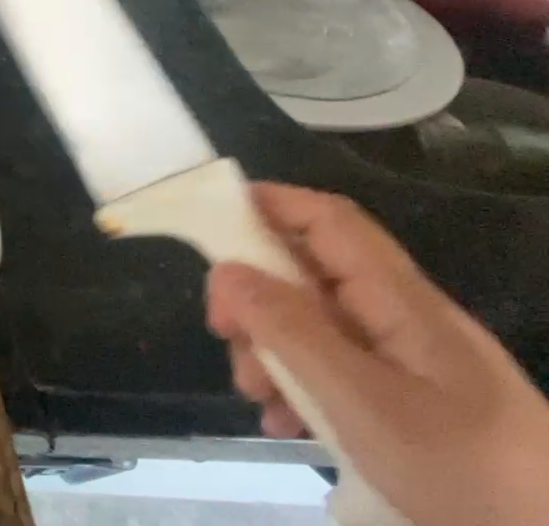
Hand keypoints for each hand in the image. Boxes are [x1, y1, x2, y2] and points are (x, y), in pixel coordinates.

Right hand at [206, 183, 548, 525]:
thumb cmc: (464, 468)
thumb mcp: (363, 401)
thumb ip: (289, 329)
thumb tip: (225, 269)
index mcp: (402, 303)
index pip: (329, 222)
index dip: (270, 203)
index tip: (207, 218)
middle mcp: (401, 320)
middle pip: (305, 276)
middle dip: (251, 299)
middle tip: (222, 333)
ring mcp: (405, 363)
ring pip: (308, 327)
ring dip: (267, 352)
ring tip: (260, 399)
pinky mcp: (404, 401)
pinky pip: (330, 371)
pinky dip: (295, 388)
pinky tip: (286, 423)